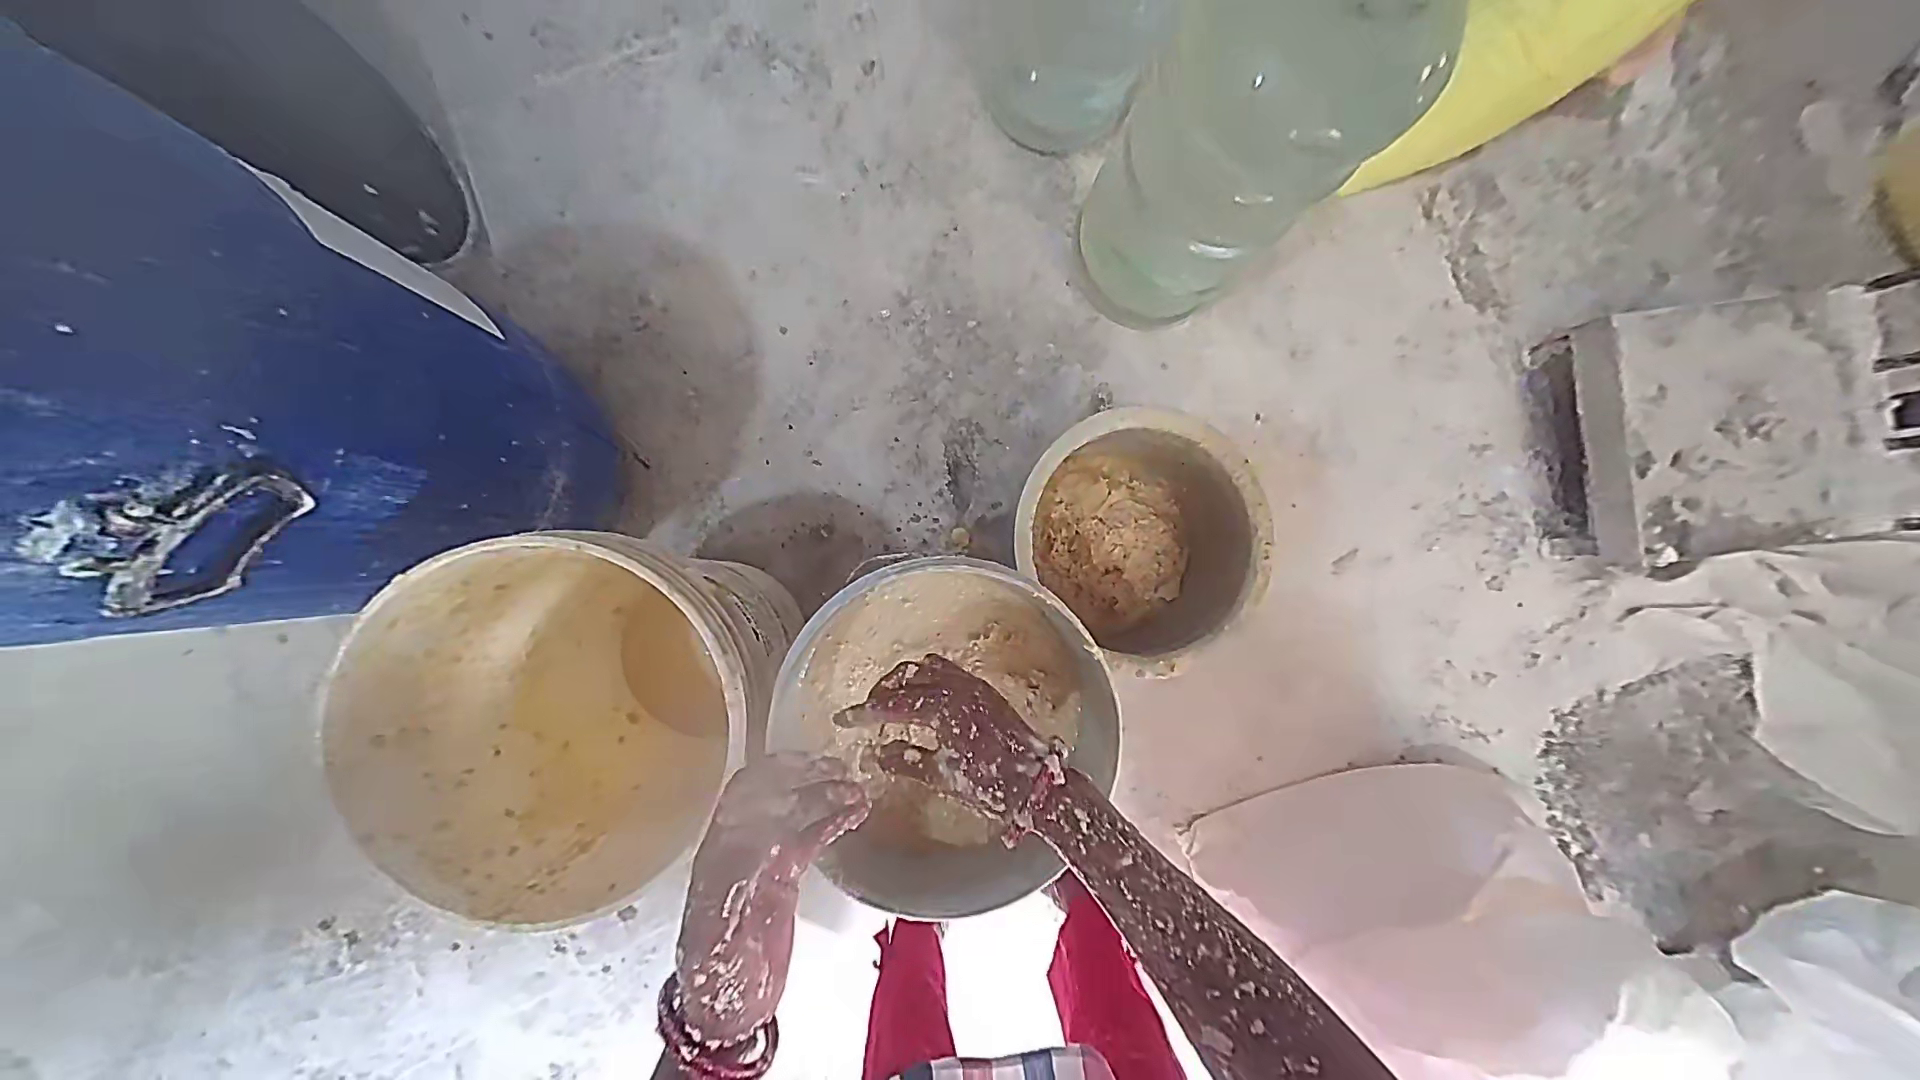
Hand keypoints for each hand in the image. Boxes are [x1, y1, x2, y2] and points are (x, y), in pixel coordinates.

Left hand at [675, 755, 868, 1043]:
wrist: (728, 1009)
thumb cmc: (713, 970)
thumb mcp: (717, 927)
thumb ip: (738, 881)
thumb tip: (767, 838)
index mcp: (718, 849)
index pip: (743, 793)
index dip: (771, 772)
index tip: (803, 761)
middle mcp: (742, 843)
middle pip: (775, 795)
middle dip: (806, 778)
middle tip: (840, 768)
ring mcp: (766, 856)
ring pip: (799, 812)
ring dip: (827, 795)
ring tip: (856, 787)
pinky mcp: (786, 873)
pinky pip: (812, 837)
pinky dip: (835, 821)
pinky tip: (856, 812)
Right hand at [835, 654, 1065, 833]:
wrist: (1037, 783)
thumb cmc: (990, 784)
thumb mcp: (942, 775)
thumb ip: (905, 760)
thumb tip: (875, 753)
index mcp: (944, 708)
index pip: (893, 704)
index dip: (865, 712)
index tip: (844, 720)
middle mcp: (958, 688)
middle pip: (907, 677)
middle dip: (882, 692)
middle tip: (866, 712)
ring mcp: (972, 685)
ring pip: (927, 668)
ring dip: (904, 680)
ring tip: (890, 702)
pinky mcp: (983, 690)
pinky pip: (947, 671)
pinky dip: (926, 678)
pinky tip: (921, 698)